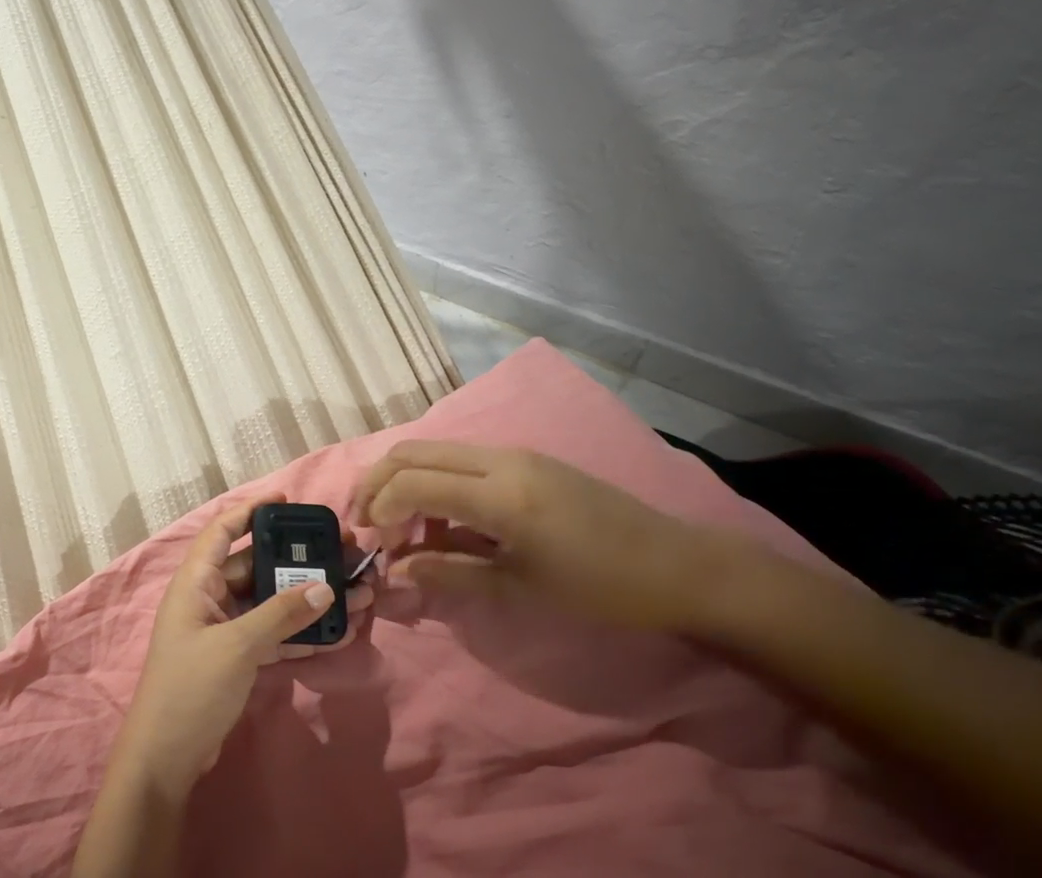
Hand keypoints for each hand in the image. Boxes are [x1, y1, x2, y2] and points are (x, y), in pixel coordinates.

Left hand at [116, 493, 375, 792]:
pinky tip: (337, 628)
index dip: (250, 511)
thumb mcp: (237, 646)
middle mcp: (207, 598)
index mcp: (195, 582)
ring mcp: (221, 629)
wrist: (167, 755)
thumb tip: (324, 585)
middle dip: (295, 558)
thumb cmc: (192, 687)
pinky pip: (272, 633)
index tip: (287, 500)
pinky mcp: (235, 658)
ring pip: (269, 601)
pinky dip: (300, 630)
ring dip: (306, 597)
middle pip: (253, 565)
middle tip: (340, 552)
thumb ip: (281, 614)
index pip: (221, 531)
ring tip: (354, 591)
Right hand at [352, 442, 747, 633]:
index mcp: (499, 495)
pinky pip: (459, 459)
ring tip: (398, 528)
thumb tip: (395, 571)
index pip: (411, 484)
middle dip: (375, 485)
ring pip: (431, 451)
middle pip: (410, 453)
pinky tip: (440, 520)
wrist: (678, 565)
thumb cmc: (601, 588)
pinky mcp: (524, 459)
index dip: (378, 511)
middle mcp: (499, 460)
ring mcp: (513, 453)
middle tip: (363, 525)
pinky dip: (432, 481)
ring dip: (402, 482)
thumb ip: (449, 573)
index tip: (373, 546)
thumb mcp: (519, 589)